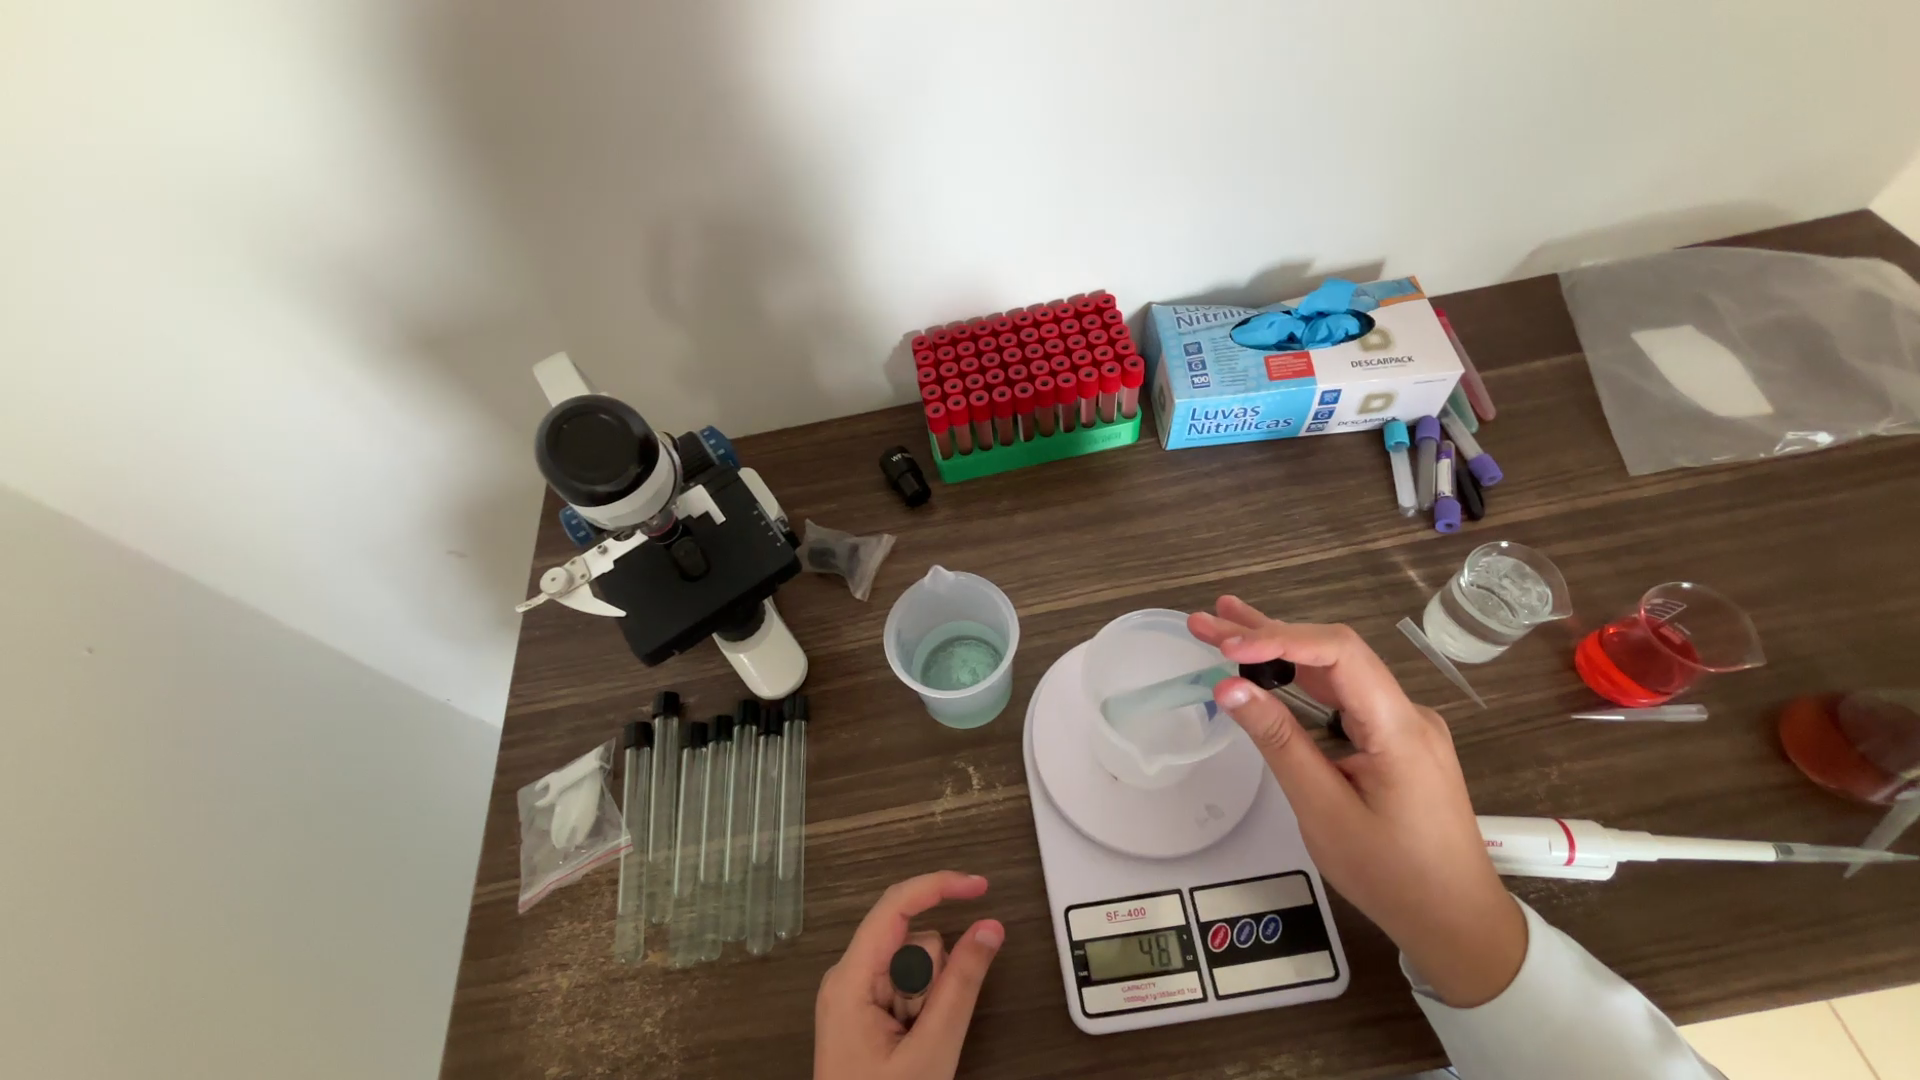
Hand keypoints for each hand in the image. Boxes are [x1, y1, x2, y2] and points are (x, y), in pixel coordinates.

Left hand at [814, 872, 1004, 1079]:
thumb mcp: (931, 1050)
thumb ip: (963, 984)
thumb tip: (990, 927)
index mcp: (850, 977)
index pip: (896, 905)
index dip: (939, 885)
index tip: (981, 886)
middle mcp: (848, 975)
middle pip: (912, 938)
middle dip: (935, 974)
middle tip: (928, 1027)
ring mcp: (856, 992)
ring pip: (917, 962)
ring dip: (931, 996)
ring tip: (917, 1042)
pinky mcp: (866, 1008)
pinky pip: (910, 986)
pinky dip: (923, 1007)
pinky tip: (912, 1042)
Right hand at [1189, 596, 1526, 1006]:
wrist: (1458, 923)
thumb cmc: (1391, 875)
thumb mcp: (1323, 811)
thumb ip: (1279, 742)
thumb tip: (1229, 688)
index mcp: (1398, 726)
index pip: (1338, 654)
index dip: (1280, 639)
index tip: (1227, 646)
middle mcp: (1405, 712)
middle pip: (1332, 654)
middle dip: (1266, 634)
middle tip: (1206, 622)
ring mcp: (1402, 724)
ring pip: (1334, 672)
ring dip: (1277, 650)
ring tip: (1222, 630)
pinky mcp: (1393, 739)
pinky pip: (1342, 696)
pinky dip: (1298, 679)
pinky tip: (1266, 667)